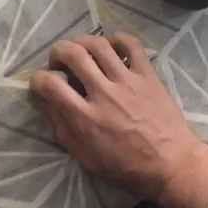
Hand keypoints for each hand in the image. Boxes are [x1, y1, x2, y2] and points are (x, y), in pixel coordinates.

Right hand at [28, 34, 207, 202]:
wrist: (170, 164)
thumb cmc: (126, 168)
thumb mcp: (86, 158)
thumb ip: (63, 130)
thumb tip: (48, 104)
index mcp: (85, 118)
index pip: (50, 85)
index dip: (38, 79)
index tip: (41, 81)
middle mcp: (103, 93)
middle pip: (73, 54)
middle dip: (57, 51)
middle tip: (58, 61)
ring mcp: (127, 81)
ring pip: (99, 44)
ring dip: (83, 41)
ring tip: (81, 50)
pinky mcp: (147, 74)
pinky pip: (131, 44)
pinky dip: (118, 39)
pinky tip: (111, 47)